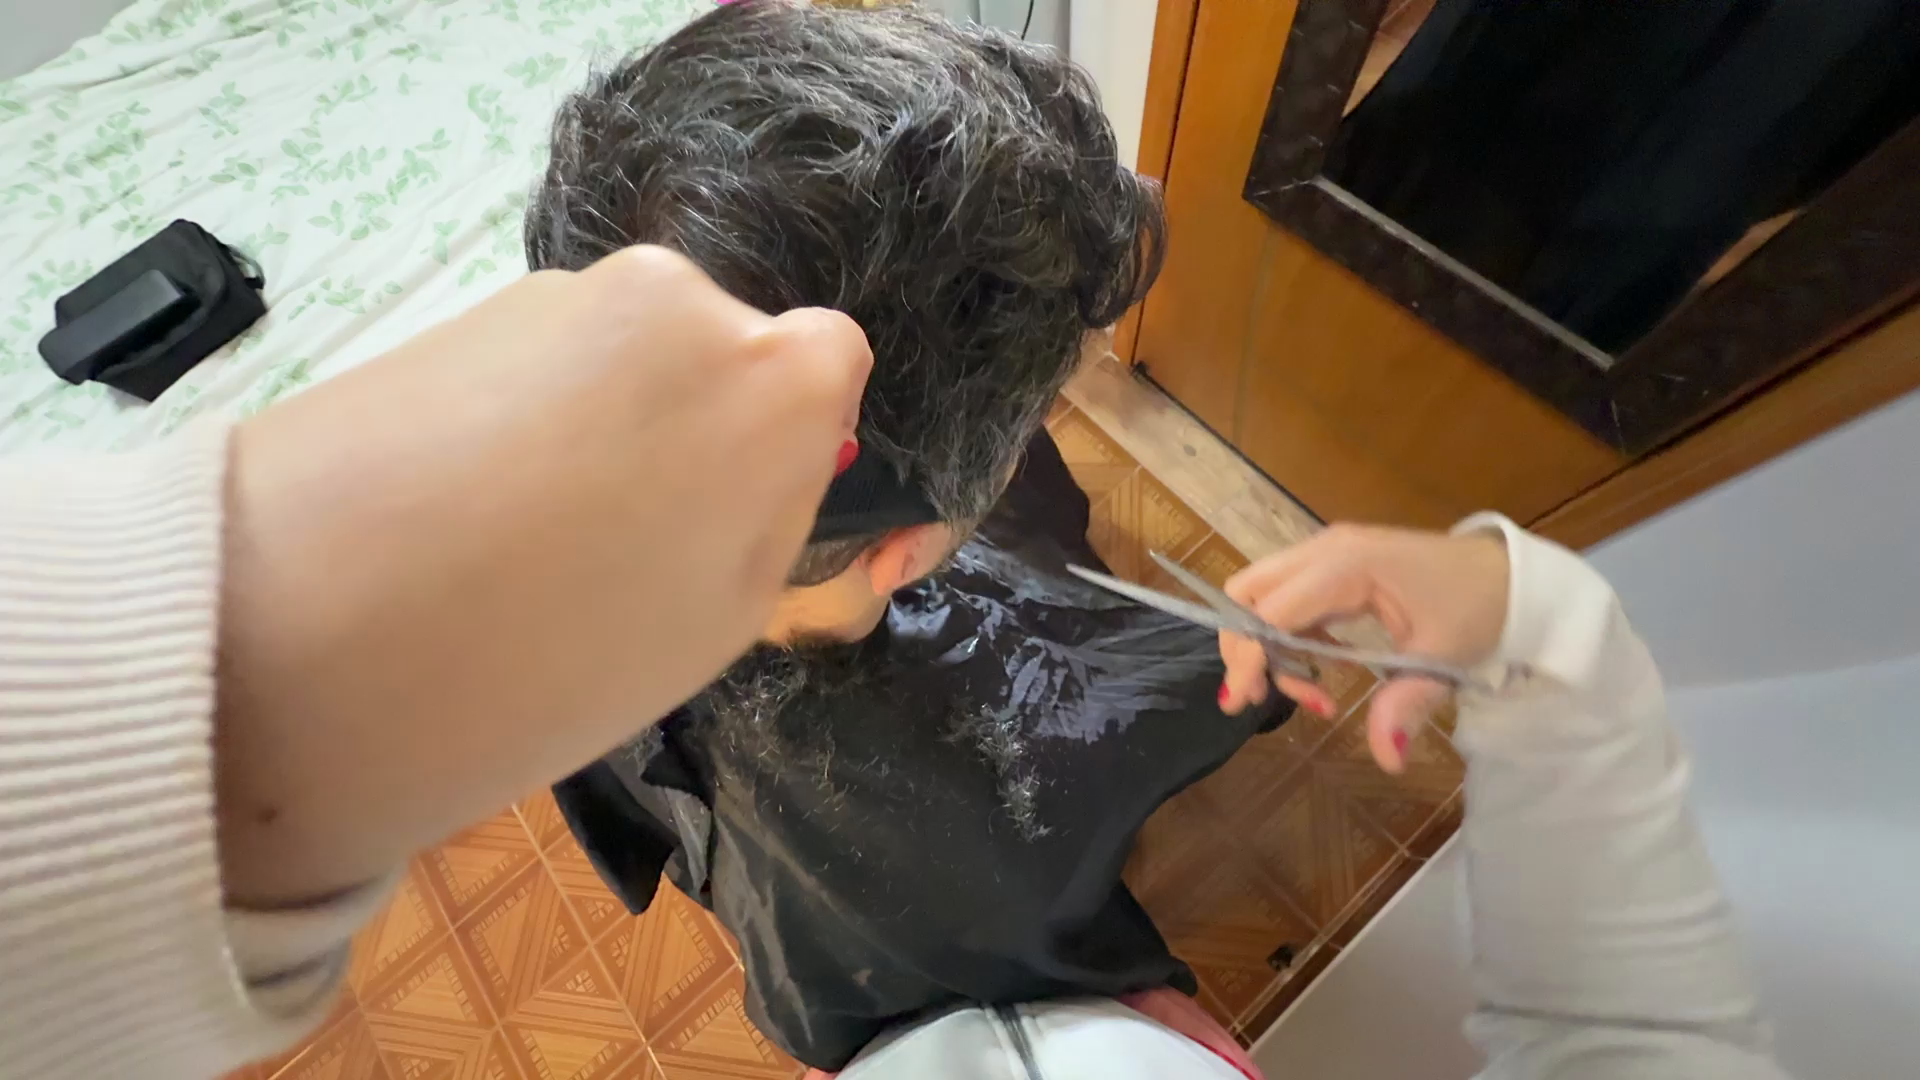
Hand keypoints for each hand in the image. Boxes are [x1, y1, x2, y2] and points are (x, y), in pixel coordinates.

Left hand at [215, 247, 870, 903]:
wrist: (303, 651)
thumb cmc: (576, 652)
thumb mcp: (740, 605)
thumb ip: (783, 503)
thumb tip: (782, 447)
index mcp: (774, 378)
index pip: (837, 356)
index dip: (809, 424)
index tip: (760, 488)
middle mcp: (683, 300)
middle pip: (739, 351)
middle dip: (720, 421)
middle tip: (655, 521)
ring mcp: (570, 289)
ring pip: (649, 350)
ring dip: (634, 413)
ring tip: (557, 516)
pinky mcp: (475, 301)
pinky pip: (568, 351)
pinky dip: (559, 404)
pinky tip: (497, 487)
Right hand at [1217, 524, 1508, 773]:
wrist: (1512, 574)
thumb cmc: (1481, 608)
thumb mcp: (1445, 657)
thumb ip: (1405, 703)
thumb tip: (1387, 760)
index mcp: (1347, 566)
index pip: (1270, 610)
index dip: (1249, 656)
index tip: (1241, 701)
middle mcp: (1322, 551)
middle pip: (1246, 592)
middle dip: (1243, 645)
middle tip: (1259, 694)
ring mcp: (1322, 552)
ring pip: (1258, 594)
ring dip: (1263, 643)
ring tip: (1309, 689)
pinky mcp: (1327, 564)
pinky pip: (1283, 597)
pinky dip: (1283, 633)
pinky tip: (1319, 664)